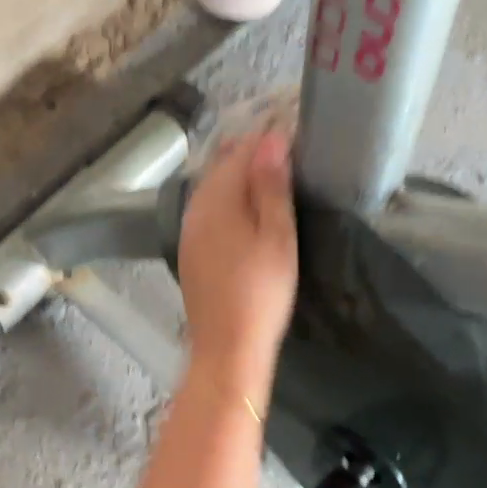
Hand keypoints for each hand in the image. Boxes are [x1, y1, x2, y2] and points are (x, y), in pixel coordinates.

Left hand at [177, 130, 298, 386]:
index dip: (270, 139)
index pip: (242, 149)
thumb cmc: (261, 293)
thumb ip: (271, 186)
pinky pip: (208, 214)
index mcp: (217, 197)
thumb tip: (270, 138)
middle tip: (289, 158)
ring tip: (273, 183)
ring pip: (213, 190)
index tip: (298, 139)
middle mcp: (195, 208)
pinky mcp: (189, 254)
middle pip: (222, 165)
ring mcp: (188, 232)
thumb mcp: (277, 237)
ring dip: (239, 180)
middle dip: (252, 156)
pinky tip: (247, 217)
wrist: (227, 349)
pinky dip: (228, 205)